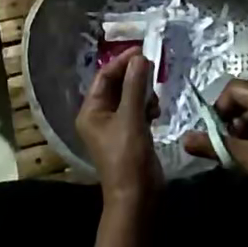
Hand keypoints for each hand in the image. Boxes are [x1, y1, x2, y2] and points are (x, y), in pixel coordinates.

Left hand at [75, 49, 162, 209]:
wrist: (137, 196)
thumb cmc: (128, 156)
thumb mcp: (131, 118)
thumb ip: (135, 86)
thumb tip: (140, 57)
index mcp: (90, 111)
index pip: (104, 76)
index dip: (122, 62)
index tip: (143, 51)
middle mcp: (99, 116)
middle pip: (116, 85)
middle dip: (134, 76)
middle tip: (154, 68)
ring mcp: (115, 126)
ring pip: (129, 97)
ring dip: (143, 92)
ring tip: (155, 99)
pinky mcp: (131, 135)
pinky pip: (137, 111)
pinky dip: (147, 106)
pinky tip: (156, 112)